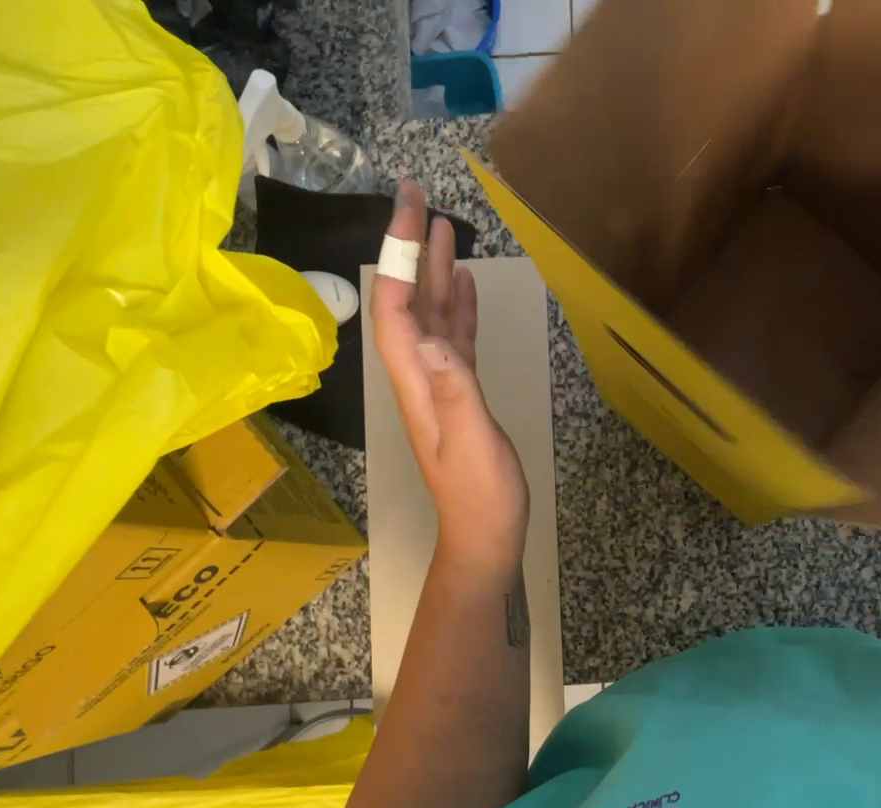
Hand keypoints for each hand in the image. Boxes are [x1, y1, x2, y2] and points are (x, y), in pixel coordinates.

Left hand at [371, 180, 528, 573]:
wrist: (485, 536)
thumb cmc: (482, 496)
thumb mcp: (473, 442)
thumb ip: (455, 389)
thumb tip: (432, 336)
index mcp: (415, 382)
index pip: (395, 306)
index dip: (397, 254)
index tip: (407, 208)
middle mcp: (420, 376)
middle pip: (407, 302)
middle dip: (409, 249)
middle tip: (420, 197)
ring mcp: (441, 385)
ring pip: (432, 317)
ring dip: (434, 272)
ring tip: (445, 228)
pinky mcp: (461, 395)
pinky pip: (455, 340)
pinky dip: (458, 309)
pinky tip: (466, 285)